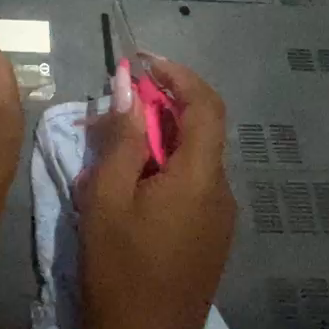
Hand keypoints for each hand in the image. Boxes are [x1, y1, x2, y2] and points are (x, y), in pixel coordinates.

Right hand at [78, 56, 235, 328]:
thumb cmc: (120, 267)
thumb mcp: (107, 197)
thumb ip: (121, 137)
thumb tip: (128, 84)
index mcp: (200, 177)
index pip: (206, 104)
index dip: (178, 74)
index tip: (143, 61)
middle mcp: (221, 190)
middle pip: (200, 127)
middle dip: (161, 105)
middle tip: (118, 103)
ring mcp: (221, 216)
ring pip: (194, 155)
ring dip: (160, 136)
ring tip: (115, 144)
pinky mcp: (212, 235)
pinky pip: (194, 181)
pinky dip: (166, 164)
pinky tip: (131, 180)